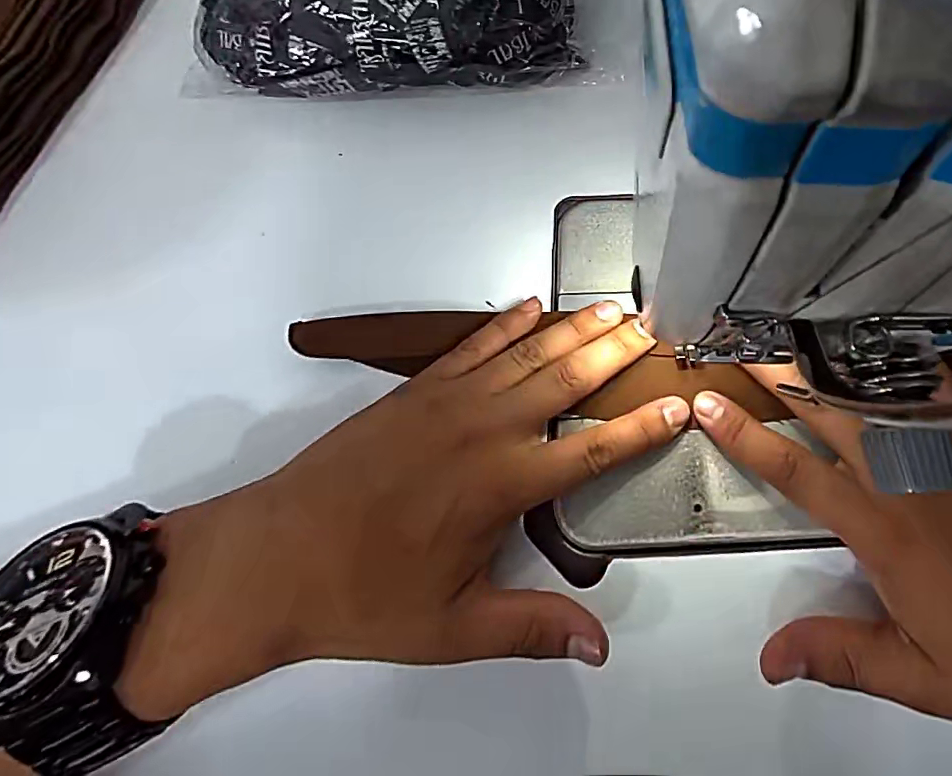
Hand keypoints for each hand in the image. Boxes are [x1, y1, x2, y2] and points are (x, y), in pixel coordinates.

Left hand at [117, 298, 686, 718]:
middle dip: (617, 351)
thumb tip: (597, 645)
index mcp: (503, 484)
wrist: (274, 557)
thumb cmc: (365, 595)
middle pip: (568, 379)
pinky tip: (531, 307)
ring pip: (529, 352)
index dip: (642, 427)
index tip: (678, 404)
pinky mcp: (418, 388)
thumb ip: (531, 628)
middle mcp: (486, 430)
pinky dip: (507, 324)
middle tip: (652, 328)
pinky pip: (475, 345)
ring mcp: (450, 400)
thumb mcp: (453, 627)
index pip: (593, 449)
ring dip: (575, 328)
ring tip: (613, 308)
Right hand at [690, 366, 951, 741]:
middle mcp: (910, 479)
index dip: (745, 436)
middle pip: (828, 412)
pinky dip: (903, 368)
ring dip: (832, 366)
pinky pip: (936, 393)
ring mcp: (951, 453)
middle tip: (746, 349)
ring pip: (876, 395)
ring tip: (801, 342)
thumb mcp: (923, 676)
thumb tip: (774, 658)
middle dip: (779, 376)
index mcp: (884, 531)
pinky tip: (888, 352)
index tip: (711, 405)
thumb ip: (841, 654)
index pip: (795, 471)